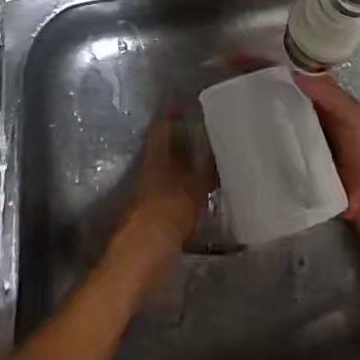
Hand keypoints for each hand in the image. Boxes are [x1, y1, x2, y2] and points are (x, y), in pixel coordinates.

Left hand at [114, 111, 214, 255]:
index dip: (172, 115)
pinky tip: (206, 195)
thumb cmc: (166, 217)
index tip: (186, 103)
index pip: (162, 129)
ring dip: (189, 165)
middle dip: (184, 141)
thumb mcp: (191, 192)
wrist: (142, 256)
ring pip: (172, 171)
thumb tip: (216, 158)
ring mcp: (152, 194)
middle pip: (166, 150)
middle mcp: (151, 173)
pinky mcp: (157, 215)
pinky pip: (176, 193)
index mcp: (156, 160)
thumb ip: (204, 175)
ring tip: (214, 162)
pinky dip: (191, 189)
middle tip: (208, 134)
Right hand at [226, 54, 359, 228]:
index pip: (283, 74)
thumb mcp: (354, 118)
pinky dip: (246, 143)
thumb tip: (295, 74)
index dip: (260, 64)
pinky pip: (262, 148)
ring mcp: (290, 139)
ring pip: (262, 120)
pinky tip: (228, 140)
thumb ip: (330, 97)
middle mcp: (299, 115)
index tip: (235, 58)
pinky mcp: (285, 163)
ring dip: (241, 113)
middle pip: (267, 94)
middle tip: (218, 80)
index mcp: (315, 99)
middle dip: (243, 84)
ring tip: (216, 107)